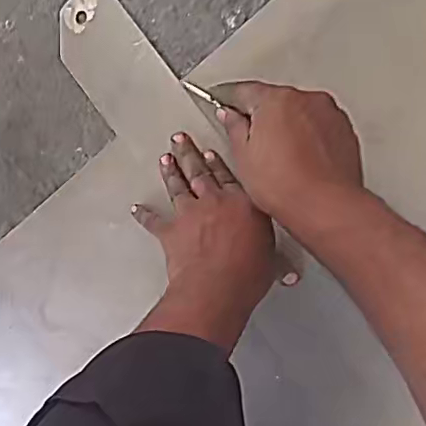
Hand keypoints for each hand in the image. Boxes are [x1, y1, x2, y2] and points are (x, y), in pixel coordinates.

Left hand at [132, 132, 277, 352]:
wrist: (215, 286)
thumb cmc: (247, 274)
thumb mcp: (272, 260)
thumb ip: (275, 259)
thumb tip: (290, 273)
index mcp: (244, 203)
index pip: (230, 176)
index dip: (218, 162)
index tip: (209, 150)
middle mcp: (215, 202)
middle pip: (200, 172)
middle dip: (189, 154)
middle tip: (179, 139)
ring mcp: (189, 214)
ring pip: (178, 187)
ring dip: (170, 172)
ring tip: (165, 158)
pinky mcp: (170, 231)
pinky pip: (153, 220)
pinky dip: (143, 214)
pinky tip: (136, 208)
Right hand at [213, 82, 365, 220]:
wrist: (323, 204)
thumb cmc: (284, 184)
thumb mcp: (242, 155)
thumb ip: (234, 127)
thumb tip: (230, 116)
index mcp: (276, 99)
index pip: (244, 90)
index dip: (228, 99)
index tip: (223, 105)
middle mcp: (306, 99)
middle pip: (275, 100)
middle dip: (261, 117)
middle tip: (250, 144)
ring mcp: (328, 113)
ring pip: (298, 112)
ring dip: (286, 127)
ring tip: (277, 159)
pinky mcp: (344, 130)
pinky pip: (318, 126)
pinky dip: (307, 137)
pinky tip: (298, 161)